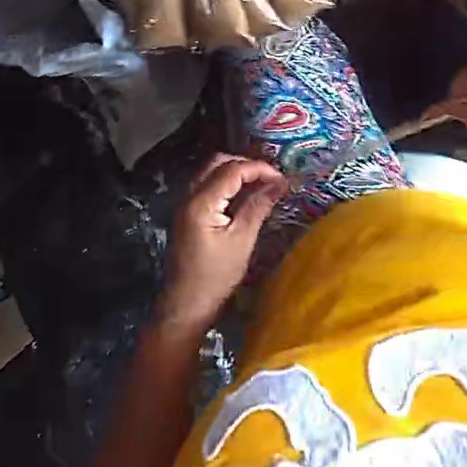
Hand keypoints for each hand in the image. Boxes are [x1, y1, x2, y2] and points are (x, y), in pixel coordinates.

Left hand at [157, 154, 287, 329]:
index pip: (232, 170)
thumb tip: (279, 183)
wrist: (185, 304)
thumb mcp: (242, 240)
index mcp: (201, 201)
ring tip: (260, 184)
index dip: (259, 169)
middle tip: (270, 178)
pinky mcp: (186, 211)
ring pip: (210, 171)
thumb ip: (258, 206)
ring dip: (235, 171)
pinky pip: (206, 183)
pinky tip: (242, 195)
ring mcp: (184, 202)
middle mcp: (188, 194)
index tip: (281, 178)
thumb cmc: (215, 277)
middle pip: (218, 162)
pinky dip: (225, 182)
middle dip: (246, 165)